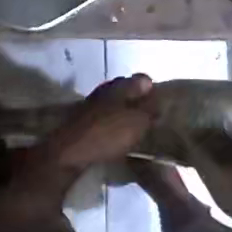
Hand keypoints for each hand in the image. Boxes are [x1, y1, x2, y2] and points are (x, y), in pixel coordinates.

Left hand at [29, 74, 157, 174]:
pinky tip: (118, 136)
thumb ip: (149, 110)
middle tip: (152, 116)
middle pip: (126, 90)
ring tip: (137, 128)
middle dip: (139, 100)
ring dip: (125, 112)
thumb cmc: (107, 133)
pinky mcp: (82, 121)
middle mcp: (104, 90)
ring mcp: (91, 105)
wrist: (69, 151)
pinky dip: (113, 124)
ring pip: (114, 104)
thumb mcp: (137, 122)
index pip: (142, 79)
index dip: (153, 88)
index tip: (162, 102)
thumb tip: (159, 99)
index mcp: (119, 86)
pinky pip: (104, 118)